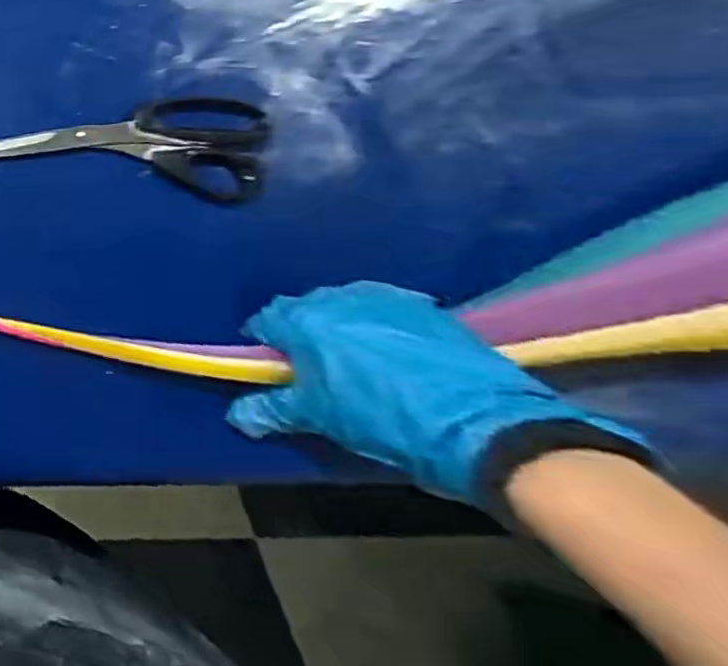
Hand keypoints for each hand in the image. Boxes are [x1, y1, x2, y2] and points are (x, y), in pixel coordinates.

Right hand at [227, 282, 647, 502]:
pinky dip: (385, 332)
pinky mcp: (430, 311)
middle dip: (306, 336)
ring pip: (348, 310)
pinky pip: (389, 316)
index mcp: (303, 319)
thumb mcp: (320, 419)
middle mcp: (338, 298)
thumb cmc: (384, 419)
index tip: (278, 371)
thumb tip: (237, 416)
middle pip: (306, 311)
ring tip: (361, 367)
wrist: (491, 430)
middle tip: (319, 373)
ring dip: (346, 331)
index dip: (266, 347)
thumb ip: (272, 410)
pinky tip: (401, 362)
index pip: (264, 321)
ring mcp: (387, 300)